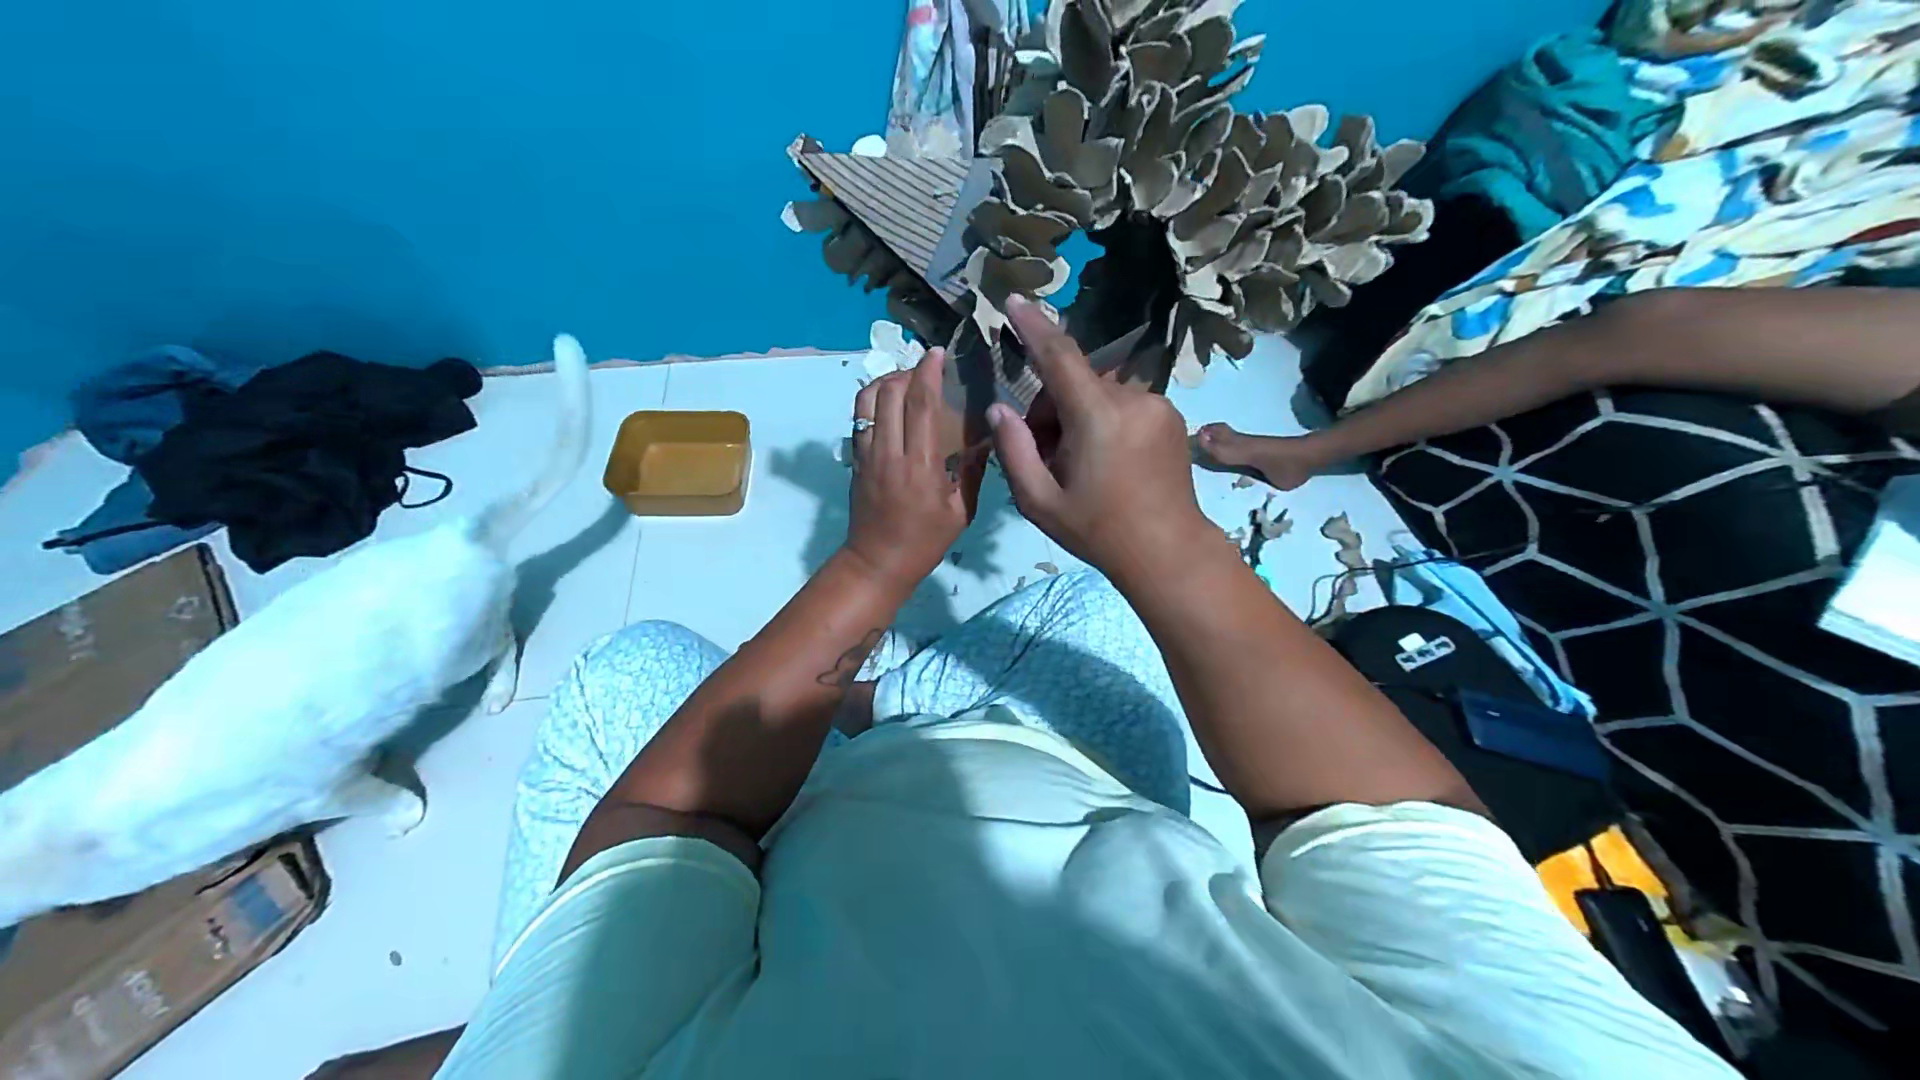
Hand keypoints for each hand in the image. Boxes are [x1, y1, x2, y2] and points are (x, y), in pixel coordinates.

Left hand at [842, 347, 976, 589]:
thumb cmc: (924, 542)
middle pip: (890, 393)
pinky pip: (859, 418)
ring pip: (867, 401)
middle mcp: (889, 453)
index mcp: (920, 466)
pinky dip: (873, 400)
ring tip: (905, 380)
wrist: (878, 562)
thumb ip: (972, 473)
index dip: (928, 373)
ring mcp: (867, 454)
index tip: (937, 354)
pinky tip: (889, 402)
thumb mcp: (961, 513)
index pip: (920, 406)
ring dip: (885, 381)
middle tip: (926, 367)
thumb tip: (988, 440)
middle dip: (907, 371)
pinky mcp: (855, 460)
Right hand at [988, 295, 1211, 580]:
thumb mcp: (1039, 501)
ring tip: (1077, 463)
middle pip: (1074, 382)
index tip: (1013, 300)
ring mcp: (1157, 405)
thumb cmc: (1098, 531)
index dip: (1033, 326)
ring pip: (1097, 393)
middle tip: (1046, 455)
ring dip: (1077, 416)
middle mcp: (1132, 399)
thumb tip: (999, 409)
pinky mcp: (1170, 415)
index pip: (1060, 356)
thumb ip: (1014, 450)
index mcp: (1097, 417)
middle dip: (1051, 409)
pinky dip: (1102, 419)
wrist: (1167, 551)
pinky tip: (1104, 459)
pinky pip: (1121, 403)